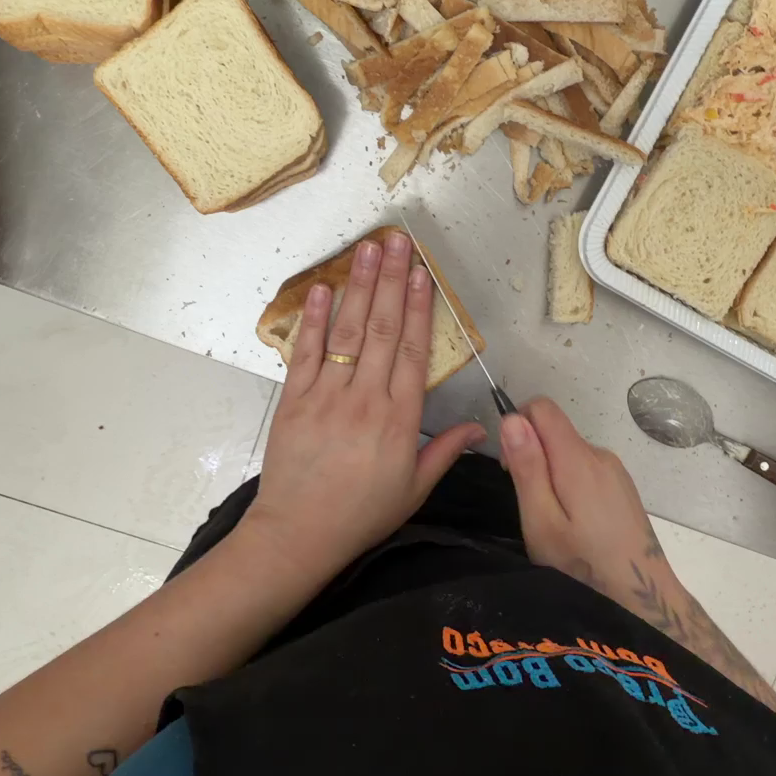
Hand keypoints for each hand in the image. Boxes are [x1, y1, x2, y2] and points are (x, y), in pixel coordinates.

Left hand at [245, 231, 484, 581]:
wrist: (299, 534)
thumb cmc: (361, 514)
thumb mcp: (414, 489)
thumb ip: (445, 451)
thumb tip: (482, 427)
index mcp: (398, 419)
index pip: (411, 351)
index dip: (419, 308)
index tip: (423, 274)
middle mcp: (364, 398)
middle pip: (381, 329)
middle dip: (391, 281)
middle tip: (396, 241)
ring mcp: (326, 395)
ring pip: (346, 331)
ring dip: (358, 287)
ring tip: (366, 250)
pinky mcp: (293, 400)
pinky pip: (305, 352)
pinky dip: (313, 319)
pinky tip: (322, 289)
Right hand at [499, 398, 672, 603]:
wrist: (643, 599)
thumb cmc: (583, 566)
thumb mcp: (541, 522)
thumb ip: (527, 468)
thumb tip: (512, 418)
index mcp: (578, 458)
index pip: (542, 408)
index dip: (517, 427)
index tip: (511, 469)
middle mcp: (600, 455)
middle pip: (554, 431)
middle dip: (532, 457)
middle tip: (531, 509)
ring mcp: (615, 471)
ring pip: (569, 453)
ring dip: (552, 475)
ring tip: (555, 523)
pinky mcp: (623, 488)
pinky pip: (586, 470)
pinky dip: (570, 486)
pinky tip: (576, 526)